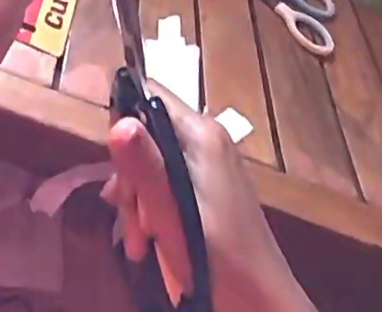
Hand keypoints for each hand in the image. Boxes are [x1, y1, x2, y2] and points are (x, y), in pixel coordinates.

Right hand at [104, 84, 315, 311]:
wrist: (267, 311)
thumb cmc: (220, 260)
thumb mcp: (173, 213)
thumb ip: (145, 166)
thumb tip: (116, 122)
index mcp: (201, 132)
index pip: (146, 91)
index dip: (121, 117)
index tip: (114, 160)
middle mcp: (206, 137)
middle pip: (146, 129)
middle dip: (129, 171)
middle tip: (127, 214)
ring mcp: (209, 161)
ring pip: (151, 156)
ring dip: (137, 194)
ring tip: (137, 238)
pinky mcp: (209, 185)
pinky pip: (166, 177)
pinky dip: (152, 204)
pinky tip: (147, 237)